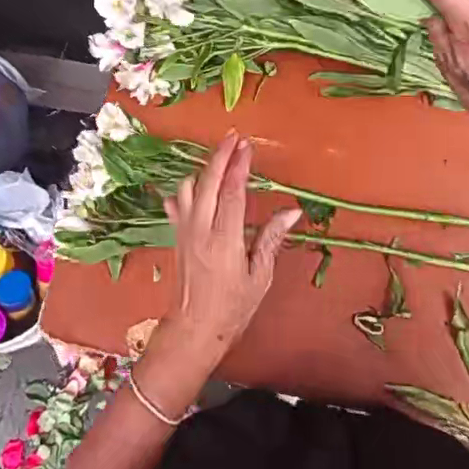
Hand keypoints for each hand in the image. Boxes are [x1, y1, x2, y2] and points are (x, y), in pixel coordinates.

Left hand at [163, 133, 302, 356]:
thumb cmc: (232, 308)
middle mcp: (200, 230)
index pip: (232, 192)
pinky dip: (185, 190)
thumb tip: (292, 212)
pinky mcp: (176, 237)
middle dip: (220, 156)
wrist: (194, 329)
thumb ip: (271, 240)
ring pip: (187, 189)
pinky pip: (176, 204)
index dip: (239, 166)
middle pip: (207, 182)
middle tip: (234, 139)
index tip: (247, 146)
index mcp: (224, 240)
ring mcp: (184, 232)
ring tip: (219, 162)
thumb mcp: (259, 277)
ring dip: (202, 171)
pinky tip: (194, 188)